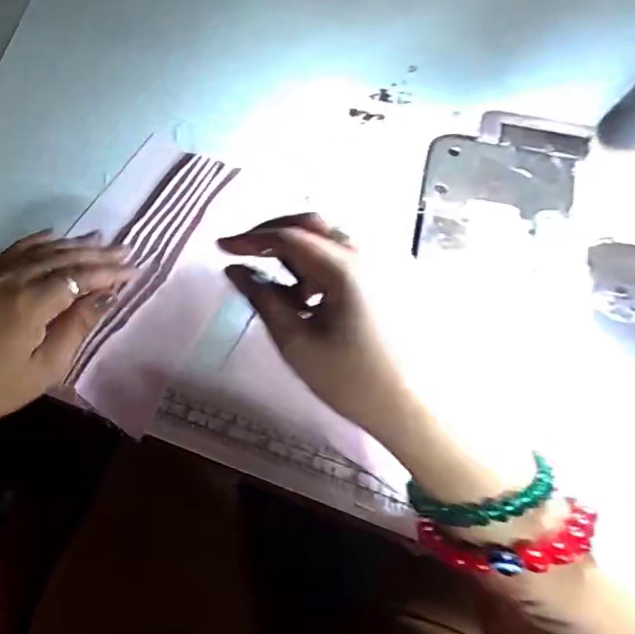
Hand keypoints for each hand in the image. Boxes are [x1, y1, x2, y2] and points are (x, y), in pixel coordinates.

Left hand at [0, 232, 135, 446]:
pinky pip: (16, 251)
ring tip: (101, 240)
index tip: (134, 270)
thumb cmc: (2, 388)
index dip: (108, 273)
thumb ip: (77, 326)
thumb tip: (106, 296)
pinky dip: (38, 241)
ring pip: (42, 251)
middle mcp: (14, 280)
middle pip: (63, 258)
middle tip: (126, 251)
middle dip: (97, 254)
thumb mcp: (48, 366)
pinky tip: (54, 235)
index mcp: (31, 303)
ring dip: (73, 245)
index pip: (79, 278)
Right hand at [220, 213, 536, 504]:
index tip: (222, 248)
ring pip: (329, 240)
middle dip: (273, 232)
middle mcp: (367, 256)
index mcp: (345, 268)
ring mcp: (382, 266)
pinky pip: (345, 258)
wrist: (412, 408)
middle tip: (245, 251)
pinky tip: (306, 299)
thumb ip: (263, 299)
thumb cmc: (351, 379)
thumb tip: (236, 270)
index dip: (250, 239)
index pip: (289, 237)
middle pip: (313, 225)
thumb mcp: (296, 342)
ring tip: (276, 285)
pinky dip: (317, 266)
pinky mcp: (388, 281)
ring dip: (296, 251)